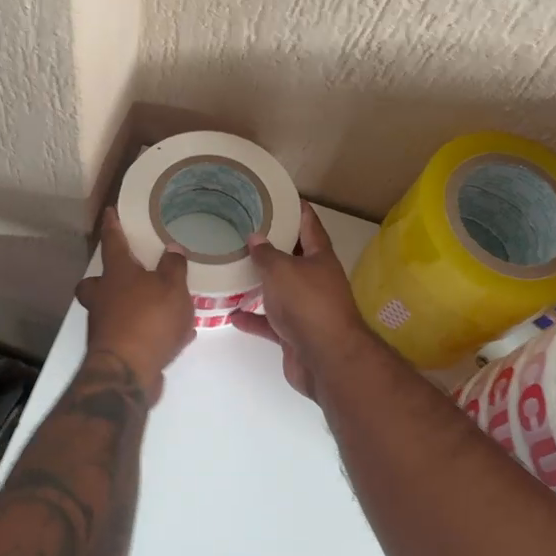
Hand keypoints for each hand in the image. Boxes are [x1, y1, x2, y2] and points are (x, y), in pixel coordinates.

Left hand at [76, 209, 193, 396]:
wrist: (128, 371)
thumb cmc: (149, 320)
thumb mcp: (173, 288)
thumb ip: (174, 267)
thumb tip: (172, 248)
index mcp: (116, 275)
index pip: (113, 242)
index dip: (113, 226)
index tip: (109, 212)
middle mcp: (103, 297)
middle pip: (94, 283)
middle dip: (104, 279)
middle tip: (124, 276)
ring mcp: (104, 325)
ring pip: (110, 309)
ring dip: (128, 306)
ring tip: (158, 308)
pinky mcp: (113, 350)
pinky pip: (129, 334)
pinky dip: (146, 332)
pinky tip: (172, 336)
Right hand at [230, 203, 379, 400]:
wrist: (325, 359)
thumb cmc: (307, 304)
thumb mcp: (282, 270)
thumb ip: (266, 254)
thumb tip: (255, 237)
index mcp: (320, 257)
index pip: (309, 224)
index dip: (296, 208)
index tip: (277, 196)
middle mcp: (316, 280)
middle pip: (293, 257)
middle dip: (272, 246)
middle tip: (244, 231)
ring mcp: (306, 308)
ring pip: (280, 291)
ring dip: (260, 283)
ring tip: (233, 269)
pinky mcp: (294, 334)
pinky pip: (270, 322)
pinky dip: (253, 318)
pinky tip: (231, 314)